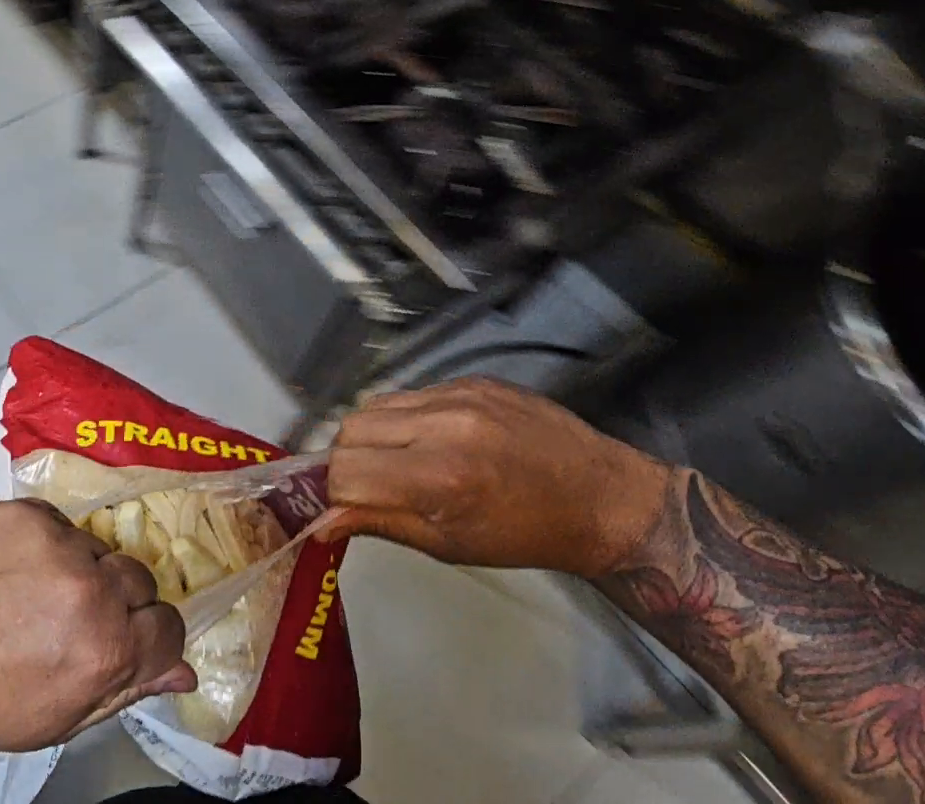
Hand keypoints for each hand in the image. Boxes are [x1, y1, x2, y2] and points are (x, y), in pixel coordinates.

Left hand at [0, 499, 196, 753]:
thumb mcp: (58, 717)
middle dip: (116, 599)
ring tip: (29, 591)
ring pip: (96, 548)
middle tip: (69, 616)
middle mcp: (89, 590)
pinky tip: (9, 567)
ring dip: (76, 568)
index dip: (149, 636)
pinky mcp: (23, 513)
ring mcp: (55, 544)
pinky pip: (58, 523)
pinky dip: (43, 542)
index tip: (127, 637)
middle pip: (139, 580)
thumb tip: (182, 671)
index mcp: (105, 649)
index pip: (170, 626)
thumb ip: (126, 688)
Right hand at [318, 377, 675, 577]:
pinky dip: (403, 419)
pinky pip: (408, 394)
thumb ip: (379, 523)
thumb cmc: (526, 536)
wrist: (604, 498)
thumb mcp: (449, 545)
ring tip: (400, 461)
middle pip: (349, 431)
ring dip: (371, 437)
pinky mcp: (470, 379)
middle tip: (372, 486)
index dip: (337, 494)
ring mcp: (457, 395)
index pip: (345, 472)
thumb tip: (320, 522)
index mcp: (439, 478)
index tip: (348, 508)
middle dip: (348, 462)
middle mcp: (442, 425)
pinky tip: (431, 440)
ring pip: (372, 406)